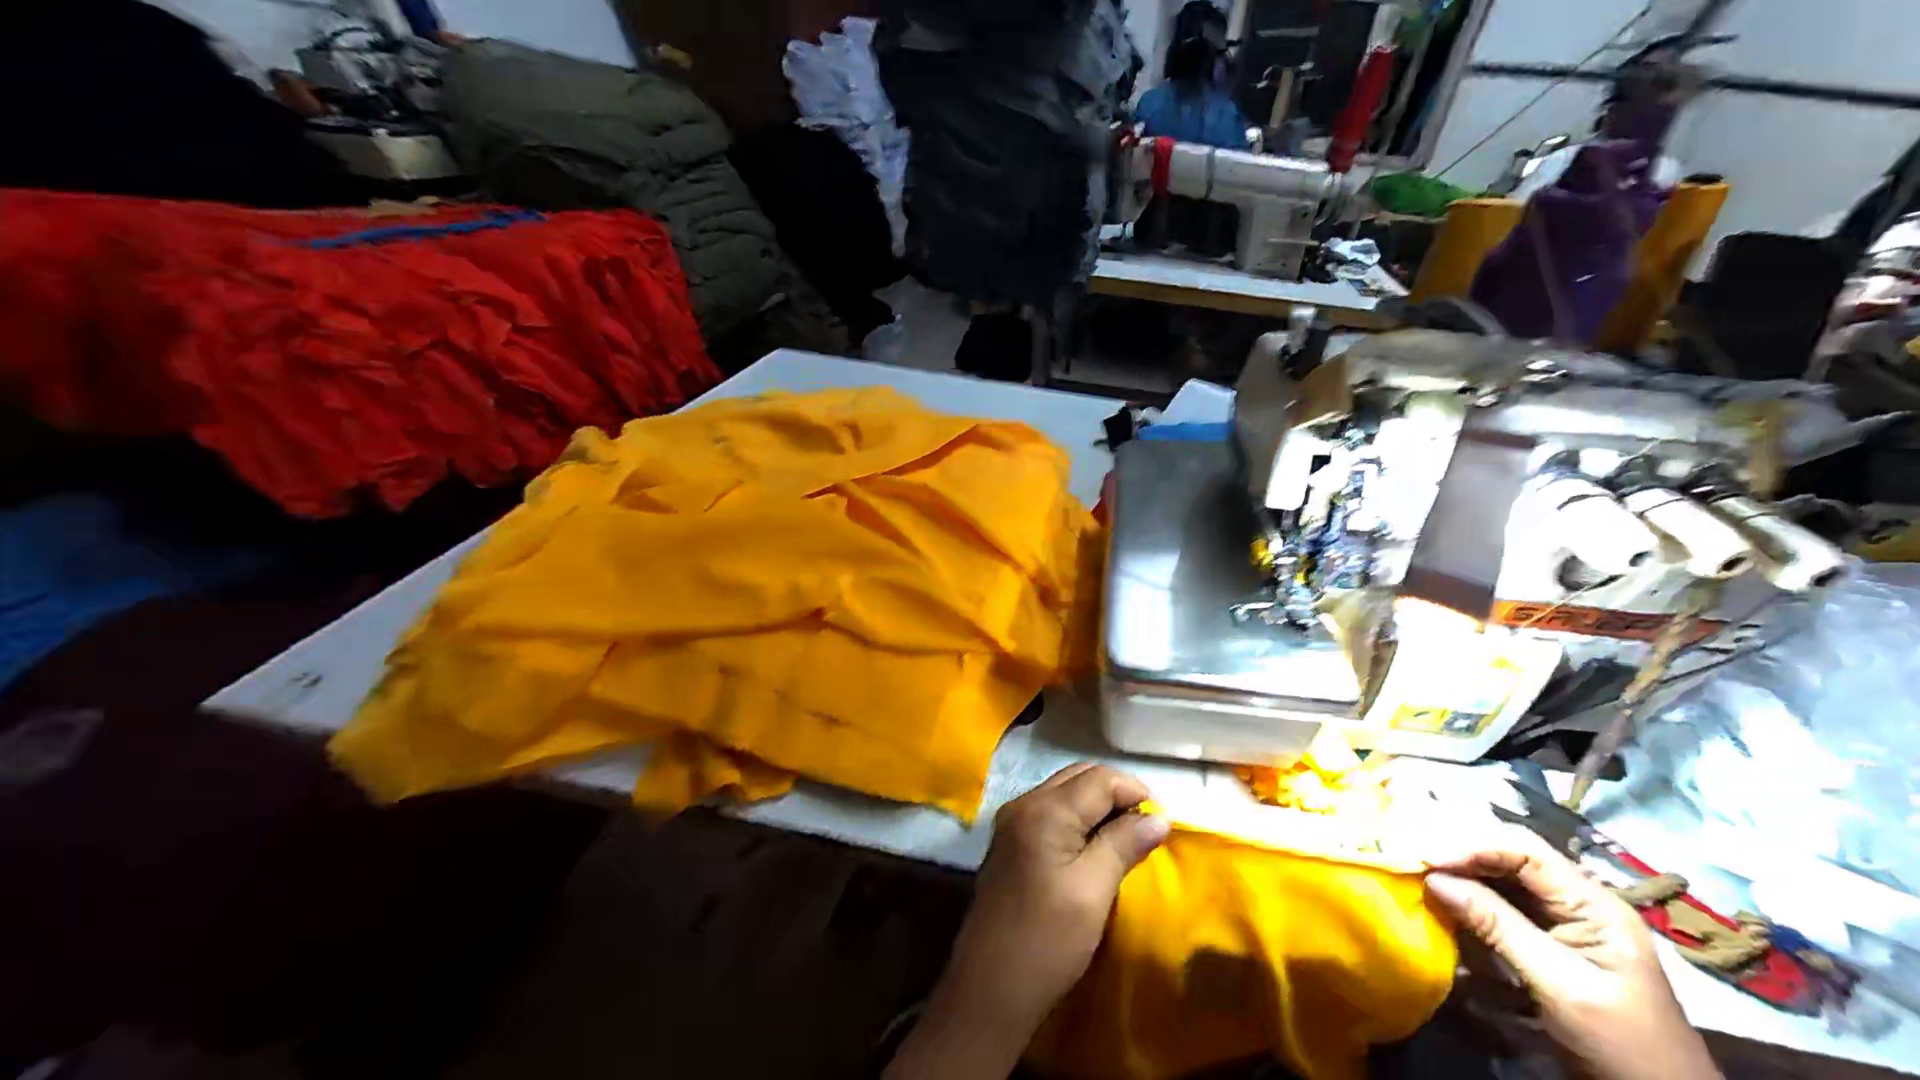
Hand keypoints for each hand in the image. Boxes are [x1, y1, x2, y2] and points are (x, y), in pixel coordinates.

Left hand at [884, 764, 1169, 1079]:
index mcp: (1044, 809)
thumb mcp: (1094, 890)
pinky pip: (1051, 812)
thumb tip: (1160, 818)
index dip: (1135, 792)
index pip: (1099, 777)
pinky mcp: (1010, 842)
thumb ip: (1124, 844)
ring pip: (1065, 792)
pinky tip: (1095, 847)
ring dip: (1098, 806)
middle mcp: (1023, 803)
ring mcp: (1012, 822)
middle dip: (1117, 794)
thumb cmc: (1047, 939)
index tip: (1162, 823)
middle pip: (1080, 777)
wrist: (991, 987)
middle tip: (1146, 828)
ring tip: (1126, 839)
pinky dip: (1078, 819)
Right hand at [1425, 827, 1721, 1079]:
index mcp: (1594, 904)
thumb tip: (1434, 879)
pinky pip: (1499, 908)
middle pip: (1510, 857)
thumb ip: (1498, 927)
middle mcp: (1576, 903)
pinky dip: (1467, 901)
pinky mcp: (1544, 945)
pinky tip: (1442, 902)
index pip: (1525, 850)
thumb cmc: (1623, 1045)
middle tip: (1415, 858)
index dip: (1473, 846)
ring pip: (1500, 879)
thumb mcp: (1561, 985)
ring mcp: (1561, 924)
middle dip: (1461, 853)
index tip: (1429, 860)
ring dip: (1460, 875)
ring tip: (1419, 874)